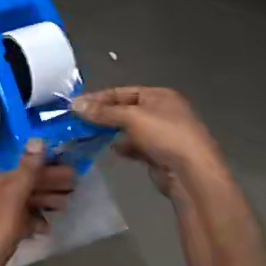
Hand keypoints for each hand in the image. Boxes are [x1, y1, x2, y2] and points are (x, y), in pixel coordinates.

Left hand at [0, 139, 75, 265]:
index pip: (31, 169)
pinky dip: (36, 221)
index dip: (52, 168)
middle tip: (76, 185)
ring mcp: (3, 212)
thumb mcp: (13, 199)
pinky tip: (45, 228)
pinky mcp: (5, 230)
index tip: (74, 170)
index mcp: (3, 183)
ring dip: (47, 201)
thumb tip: (37, 138)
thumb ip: (27, 171)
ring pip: (29, 201)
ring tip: (66, 204)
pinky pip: (24, 220)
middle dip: (53, 184)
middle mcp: (2, 193)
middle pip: (31, 184)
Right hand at [70, 86, 223, 200]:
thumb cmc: (164, 136)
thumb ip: (103, 112)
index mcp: (159, 95)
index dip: (98, 98)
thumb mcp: (131, 117)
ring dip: (111, 132)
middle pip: (124, 110)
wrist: (191, 173)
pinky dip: (123, 147)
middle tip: (78, 122)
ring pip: (128, 129)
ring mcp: (161, 133)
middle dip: (103, 116)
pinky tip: (114, 151)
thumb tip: (75, 105)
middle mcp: (161, 111)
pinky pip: (135, 146)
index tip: (74, 106)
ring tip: (90, 136)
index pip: (122, 92)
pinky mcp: (158, 153)